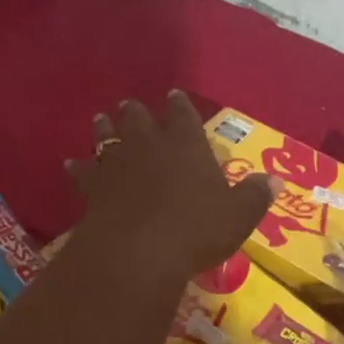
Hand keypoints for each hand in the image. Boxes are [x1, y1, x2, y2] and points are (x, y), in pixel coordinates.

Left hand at [64, 91, 279, 282]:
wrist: (138, 249)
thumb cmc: (197, 229)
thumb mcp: (239, 216)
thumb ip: (255, 196)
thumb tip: (275, 180)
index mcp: (185, 144)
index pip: (183, 115)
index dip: (179, 105)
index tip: (174, 95)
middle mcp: (147, 145)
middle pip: (138, 119)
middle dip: (135, 111)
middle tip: (130, 105)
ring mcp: (116, 163)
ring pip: (106, 137)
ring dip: (103, 127)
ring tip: (100, 118)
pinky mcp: (92, 185)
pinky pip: (81, 171)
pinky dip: (76, 166)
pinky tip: (69, 163)